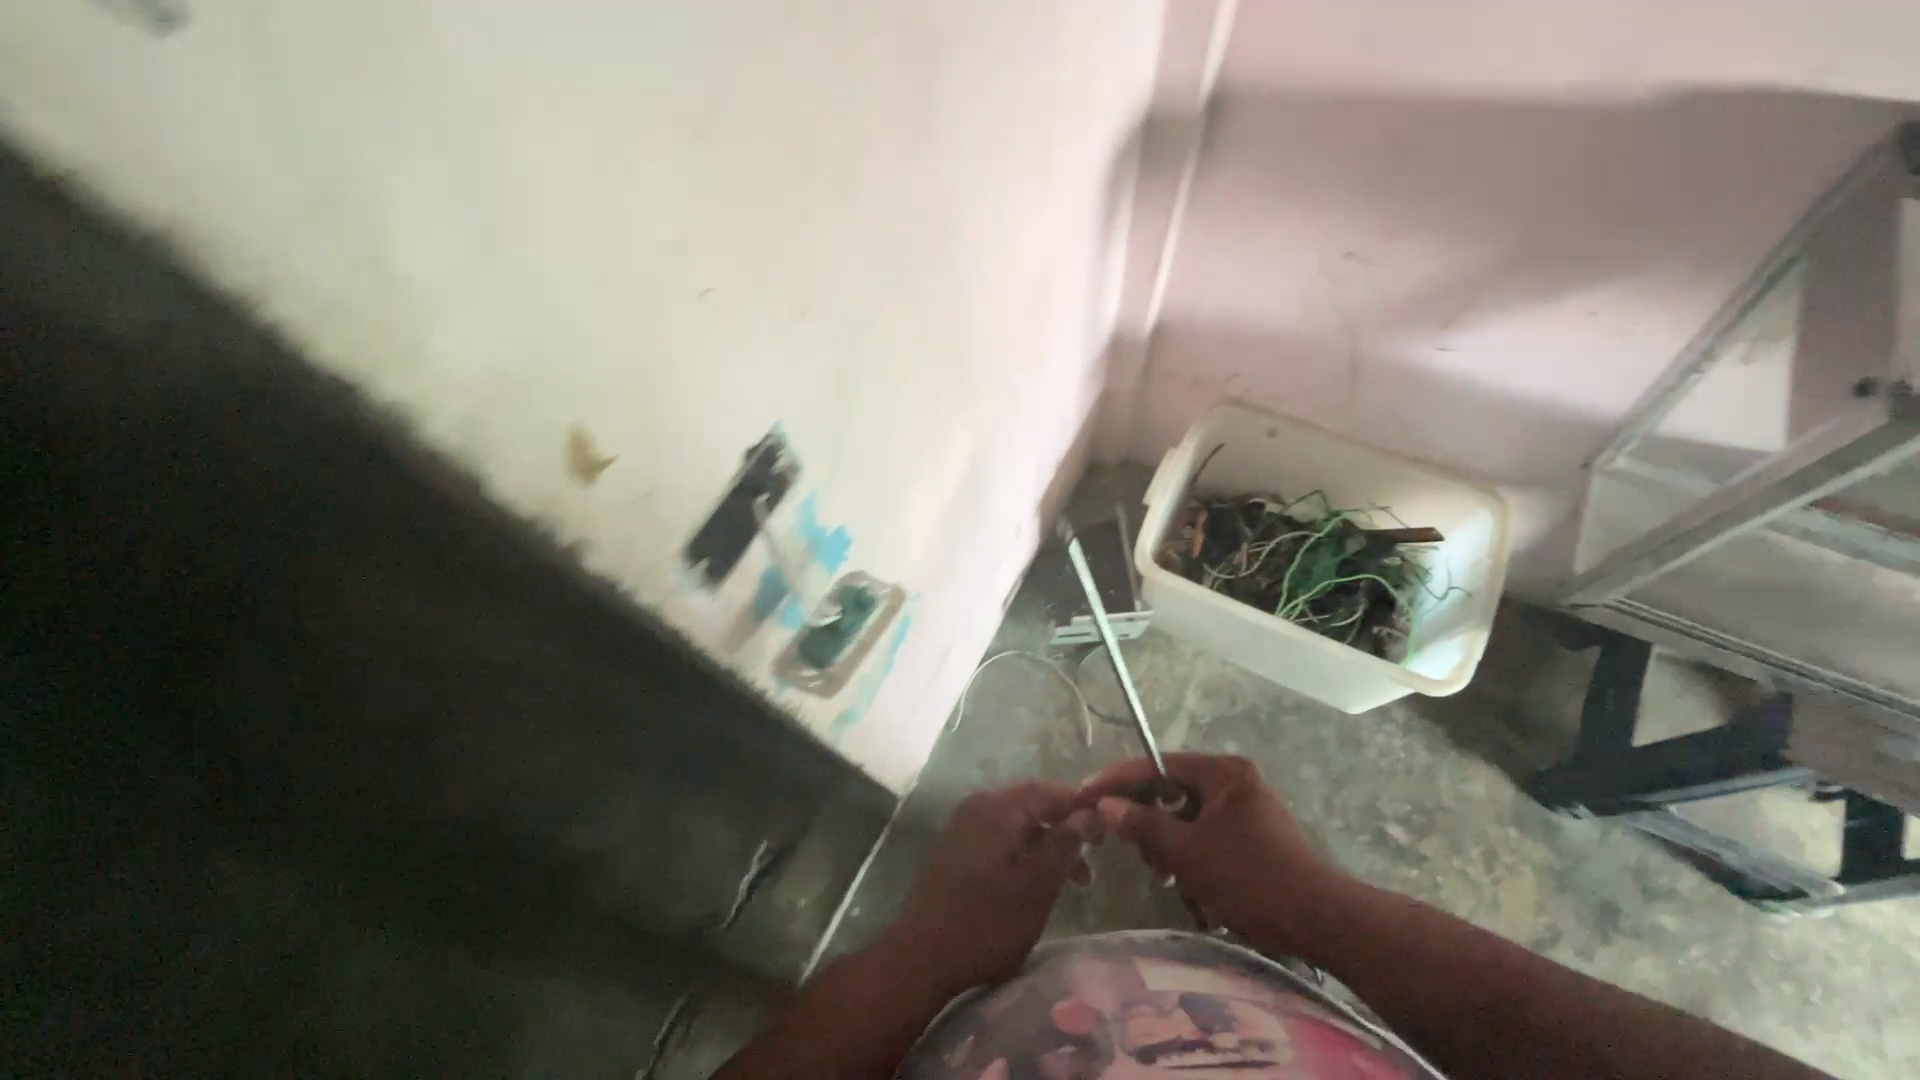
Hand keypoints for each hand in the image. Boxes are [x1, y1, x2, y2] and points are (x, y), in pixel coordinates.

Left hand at [890, 782, 1097, 994]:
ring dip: (1044, 849)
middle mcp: (976, 808)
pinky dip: (1020, 856)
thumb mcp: (1038, 885)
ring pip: (1014, 827)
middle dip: (1063, 832)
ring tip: (1069, 884)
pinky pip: (996, 842)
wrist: (921, 957)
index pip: (1049, 792)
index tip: (1106, 833)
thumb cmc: (987, 921)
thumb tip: (1088, 814)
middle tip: (1089, 867)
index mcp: (997, 807)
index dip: (1080, 808)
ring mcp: (960, 829)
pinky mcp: (952, 853)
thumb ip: (1065, 844)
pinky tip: (1033, 885)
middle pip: (1030, 807)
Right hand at [1077, 753, 1350, 952]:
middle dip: (1147, 819)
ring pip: (1188, 814)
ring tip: (1162, 875)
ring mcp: (1247, 806)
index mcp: (1222, 772)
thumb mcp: (1186, 852)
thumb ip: (1142, 824)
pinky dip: (1190, 851)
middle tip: (1126, 846)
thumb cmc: (1249, 878)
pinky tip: (1185, 881)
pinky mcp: (1254, 833)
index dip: (1118, 780)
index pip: (1157, 764)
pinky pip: (1207, 832)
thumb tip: (1104, 805)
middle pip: (1172, 789)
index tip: (1086, 794)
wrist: (1318, 920)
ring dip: (1168, 841)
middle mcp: (1235, 779)